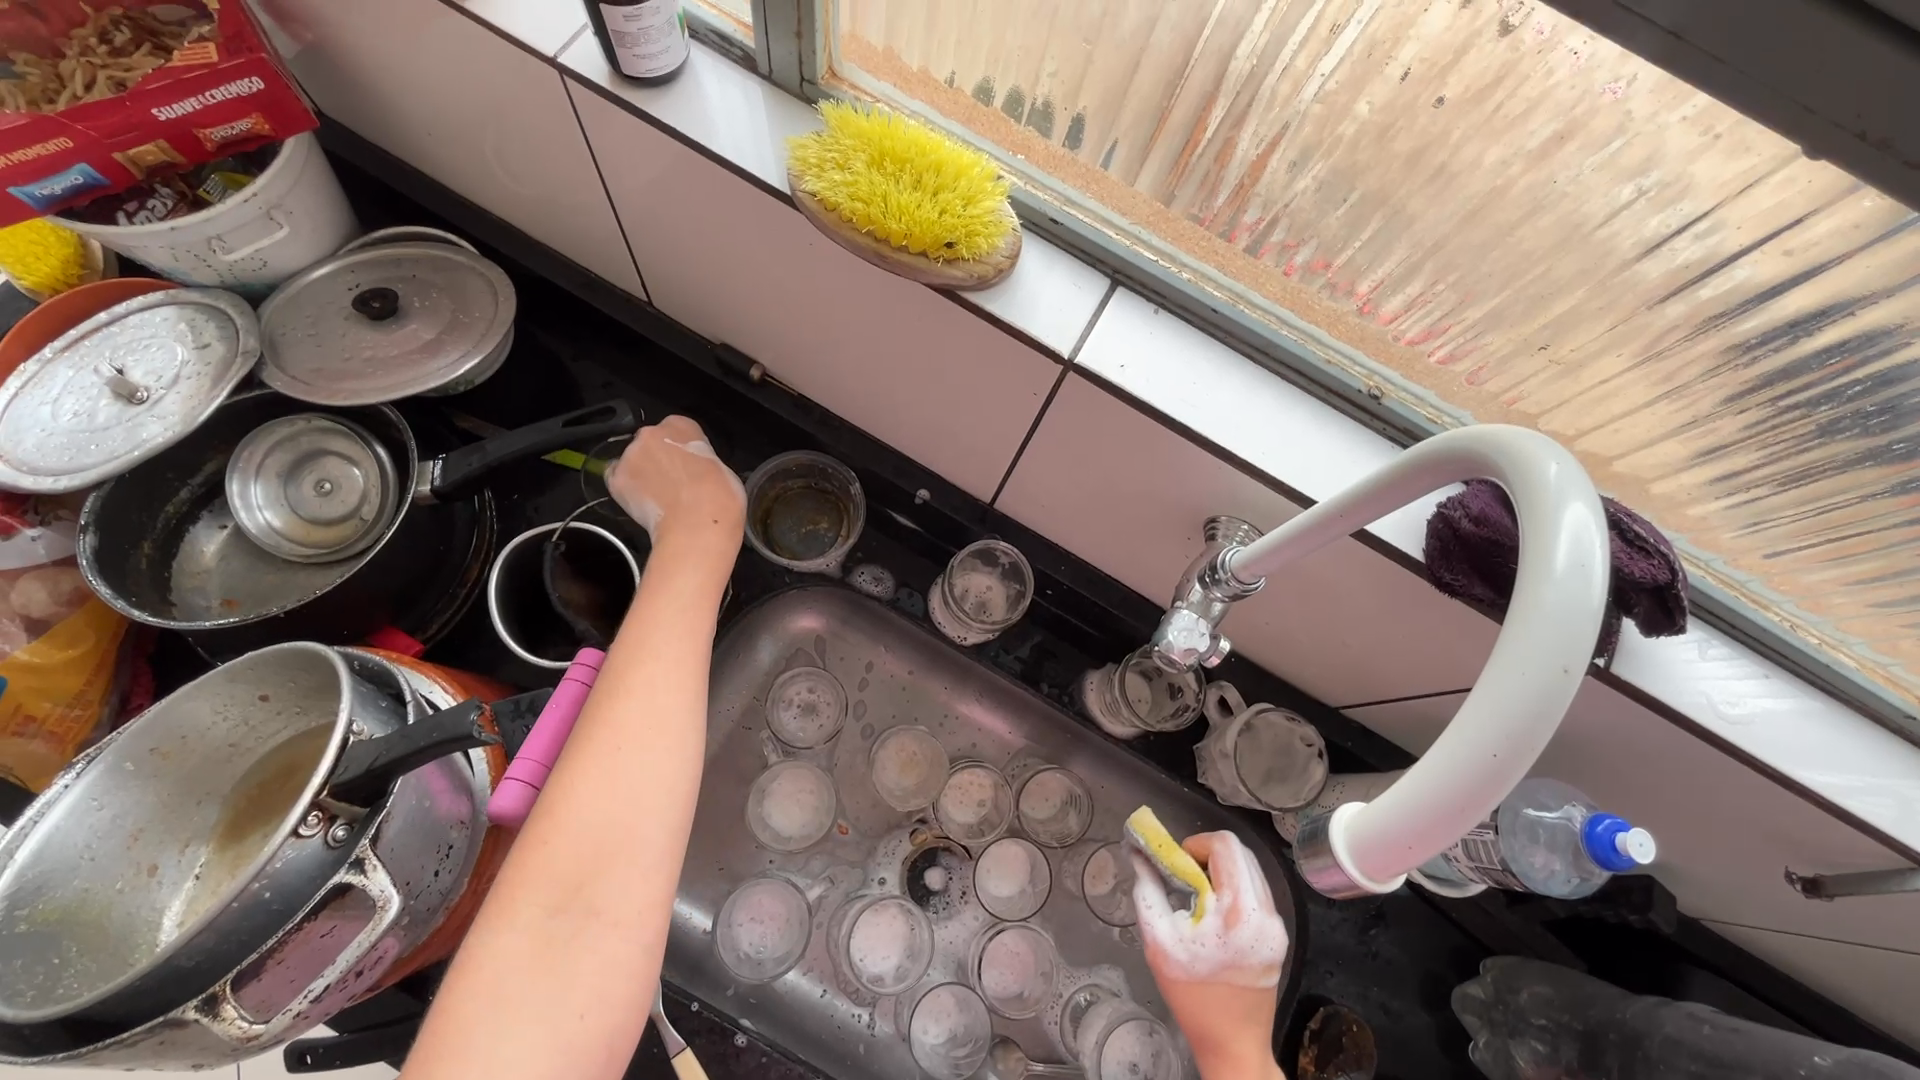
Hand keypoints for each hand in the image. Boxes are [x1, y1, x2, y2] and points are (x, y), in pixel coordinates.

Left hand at [607, 416, 745, 550]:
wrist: (697, 525)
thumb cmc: (719, 498)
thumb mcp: (721, 467)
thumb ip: (701, 459)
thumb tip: (695, 469)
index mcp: (681, 425)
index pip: (677, 428)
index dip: (682, 448)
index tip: (687, 464)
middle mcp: (651, 434)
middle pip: (649, 441)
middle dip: (658, 457)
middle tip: (673, 482)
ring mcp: (630, 455)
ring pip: (631, 460)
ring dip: (642, 472)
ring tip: (659, 498)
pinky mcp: (616, 479)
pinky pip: (616, 480)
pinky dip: (627, 489)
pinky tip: (644, 503)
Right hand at [1132, 831, 1288, 1079]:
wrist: (1233, 1044)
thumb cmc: (1192, 996)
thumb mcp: (1158, 942)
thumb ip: (1148, 890)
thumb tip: (1139, 853)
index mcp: (1238, 912)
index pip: (1225, 845)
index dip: (1196, 843)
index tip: (1178, 864)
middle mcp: (1265, 913)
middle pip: (1241, 852)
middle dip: (1208, 854)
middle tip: (1186, 876)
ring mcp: (1276, 925)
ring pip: (1251, 869)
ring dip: (1222, 870)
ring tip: (1200, 896)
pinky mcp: (1278, 936)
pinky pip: (1256, 892)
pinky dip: (1234, 888)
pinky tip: (1215, 914)